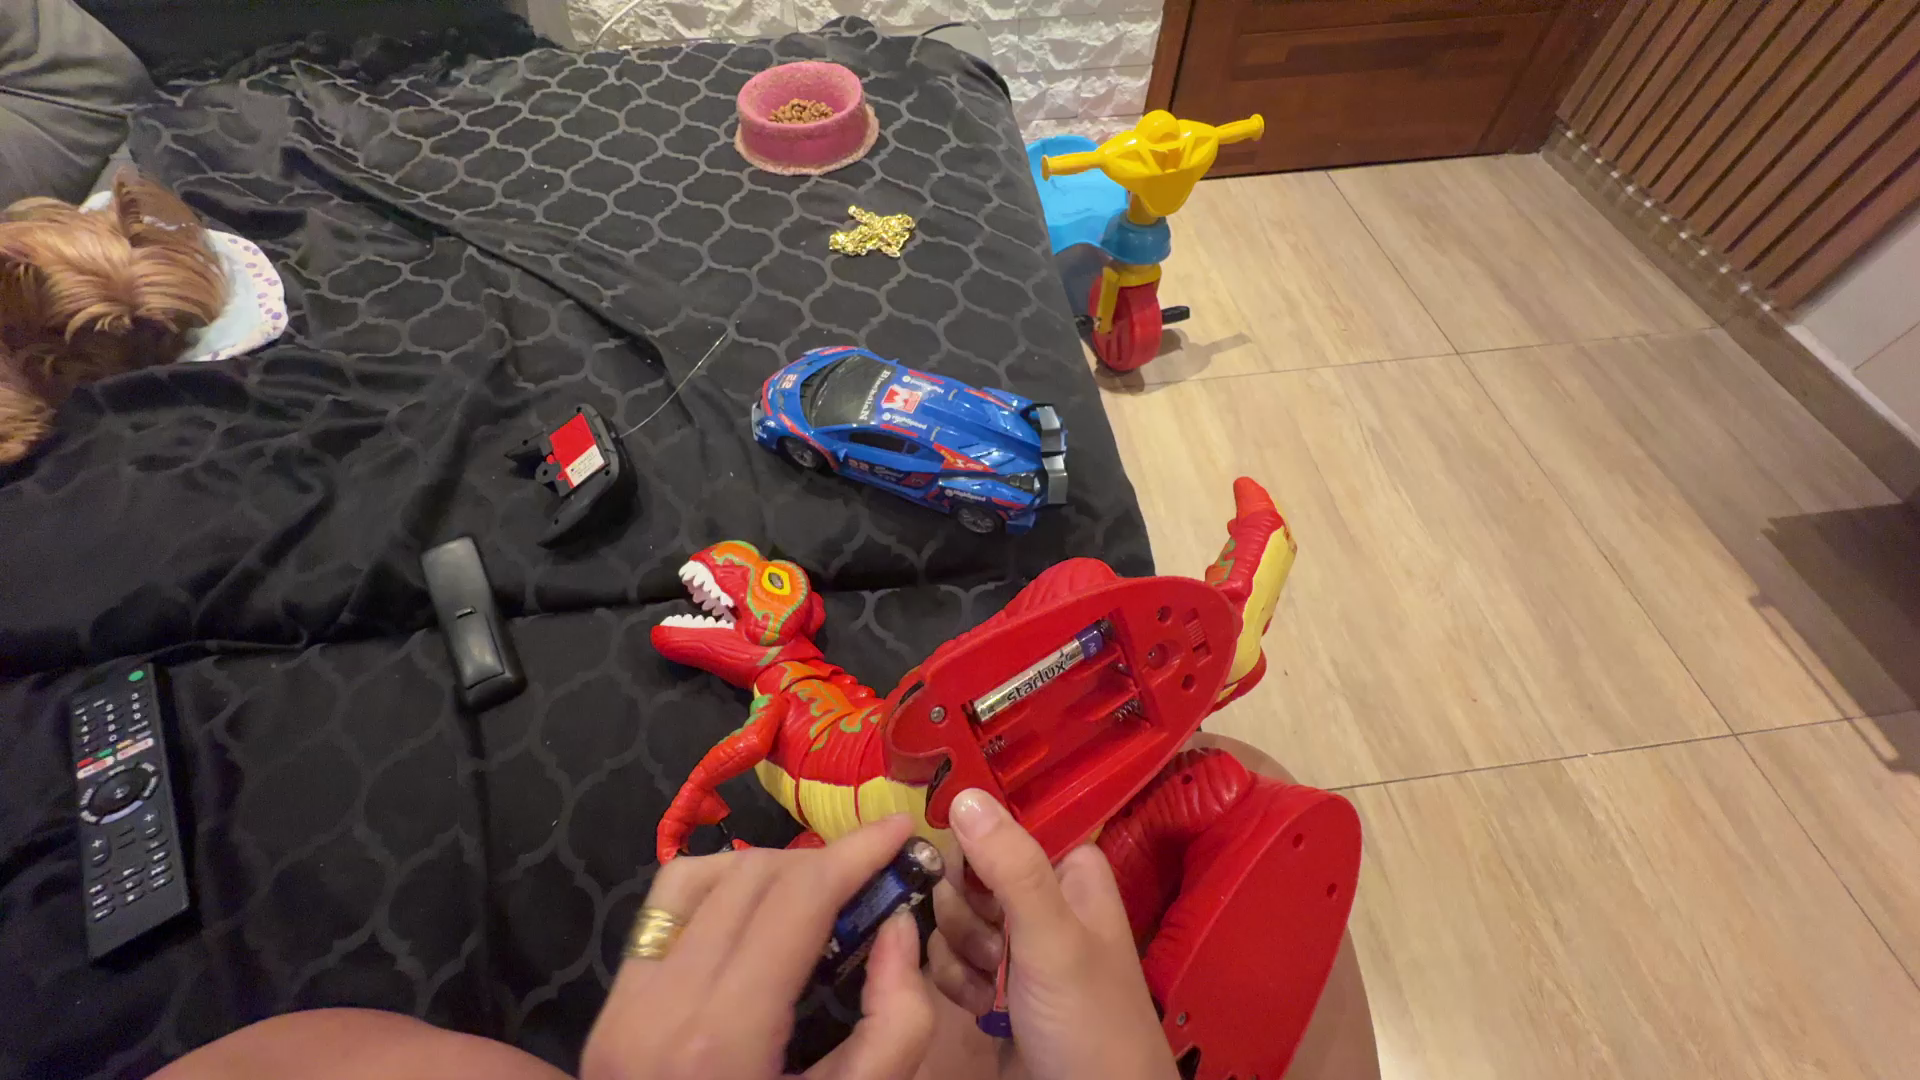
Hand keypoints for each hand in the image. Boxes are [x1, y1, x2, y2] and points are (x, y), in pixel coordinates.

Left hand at [583, 815, 933, 1079]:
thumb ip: (896, 1022)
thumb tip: (896, 925)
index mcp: (720, 1042)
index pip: (797, 899)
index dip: (857, 852)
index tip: (903, 828)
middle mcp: (658, 1007)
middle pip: (754, 875)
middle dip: (824, 861)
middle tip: (871, 879)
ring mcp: (622, 1006)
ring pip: (701, 875)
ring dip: (770, 868)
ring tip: (816, 896)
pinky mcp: (608, 1010)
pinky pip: (666, 906)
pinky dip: (719, 886)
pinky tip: (754, 914)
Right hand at [927, 789, 1176, 1079]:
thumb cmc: (1087, 1017)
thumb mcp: (1053, 936)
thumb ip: (1011, 866)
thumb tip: (964, 793)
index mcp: (1066, 862)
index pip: (998, 822)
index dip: (973, 849)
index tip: (969, 881)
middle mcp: (1039, 888)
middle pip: (966, 867)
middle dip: (968, 913)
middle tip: (996, 948)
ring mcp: (1013, 933)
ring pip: (950, 911)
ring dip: (962, 953)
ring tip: (993, 985)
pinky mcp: (990, 973)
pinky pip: (948, 951)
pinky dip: (957, 980)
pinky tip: (982, 1007)